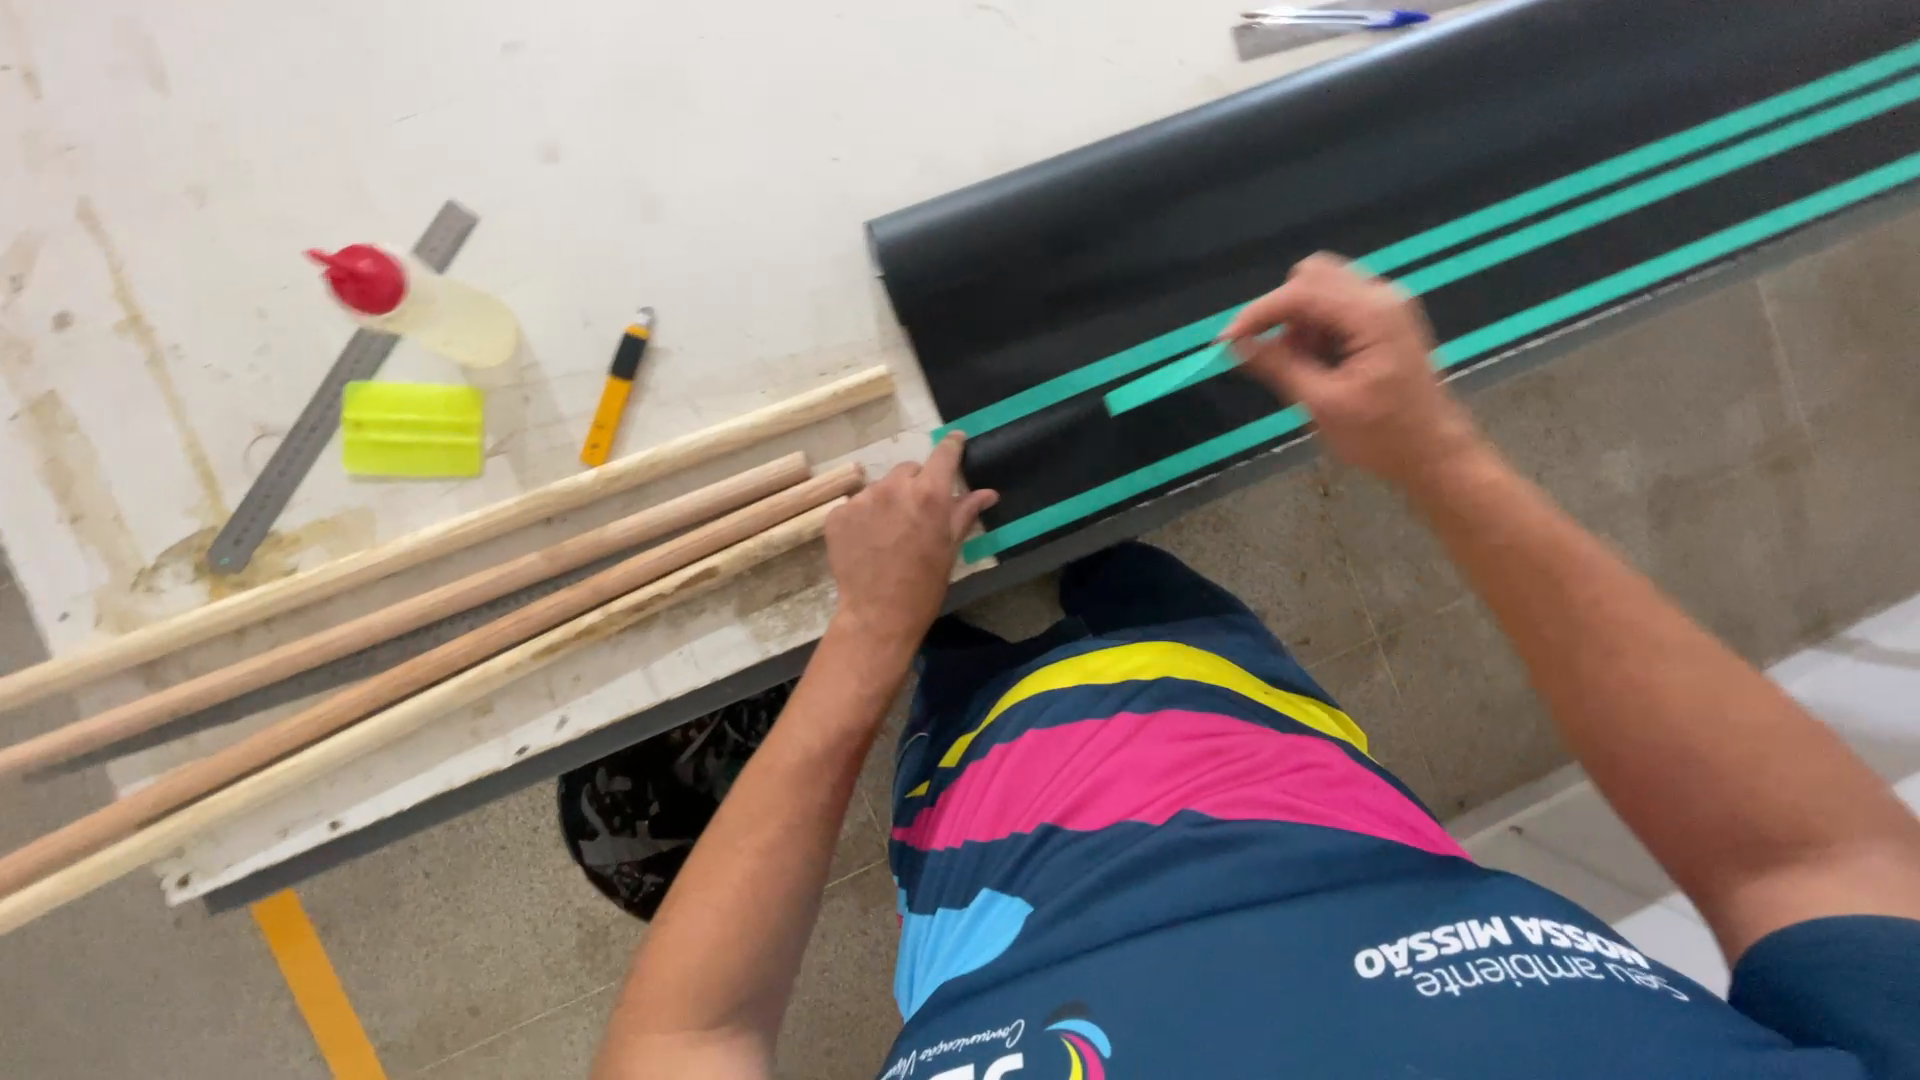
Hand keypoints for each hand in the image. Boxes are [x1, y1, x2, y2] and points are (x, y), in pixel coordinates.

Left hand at [825, 434, 997, 653]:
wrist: (878, 614)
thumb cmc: (924, 585)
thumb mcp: (950, 548)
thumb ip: (965, 513)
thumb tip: (988, 493)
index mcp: (929, 494)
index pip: (944, 454)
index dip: (952, 446)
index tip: (955, 441)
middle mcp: (893, 487)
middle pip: (908, 470)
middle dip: (915, 485)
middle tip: (917, 515)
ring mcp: (861, 499)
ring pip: (880, 487)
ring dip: (887, 501)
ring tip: (889, 533)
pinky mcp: (837, 515)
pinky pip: (855, 505)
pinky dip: (863, 517)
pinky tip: (867, 542)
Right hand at [1221, 254, 1487, 488]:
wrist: (1434, 454)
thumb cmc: (1382, 436)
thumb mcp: (1323, 404)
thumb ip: (1279, 366)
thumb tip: (1235, 344)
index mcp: (1371, 315)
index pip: (1300, 293)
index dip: (1257, 314)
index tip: (1226, 343)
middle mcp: (1381, 297)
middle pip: (1312, 276)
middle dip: (1281, 312)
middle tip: (1272, 355)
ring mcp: (1387, 306)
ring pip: (1322, 289)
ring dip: (1298, 322)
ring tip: (1301, 366)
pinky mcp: (1385, 320)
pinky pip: (1337, 306)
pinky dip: (1316, 328)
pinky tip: (1318, 363)